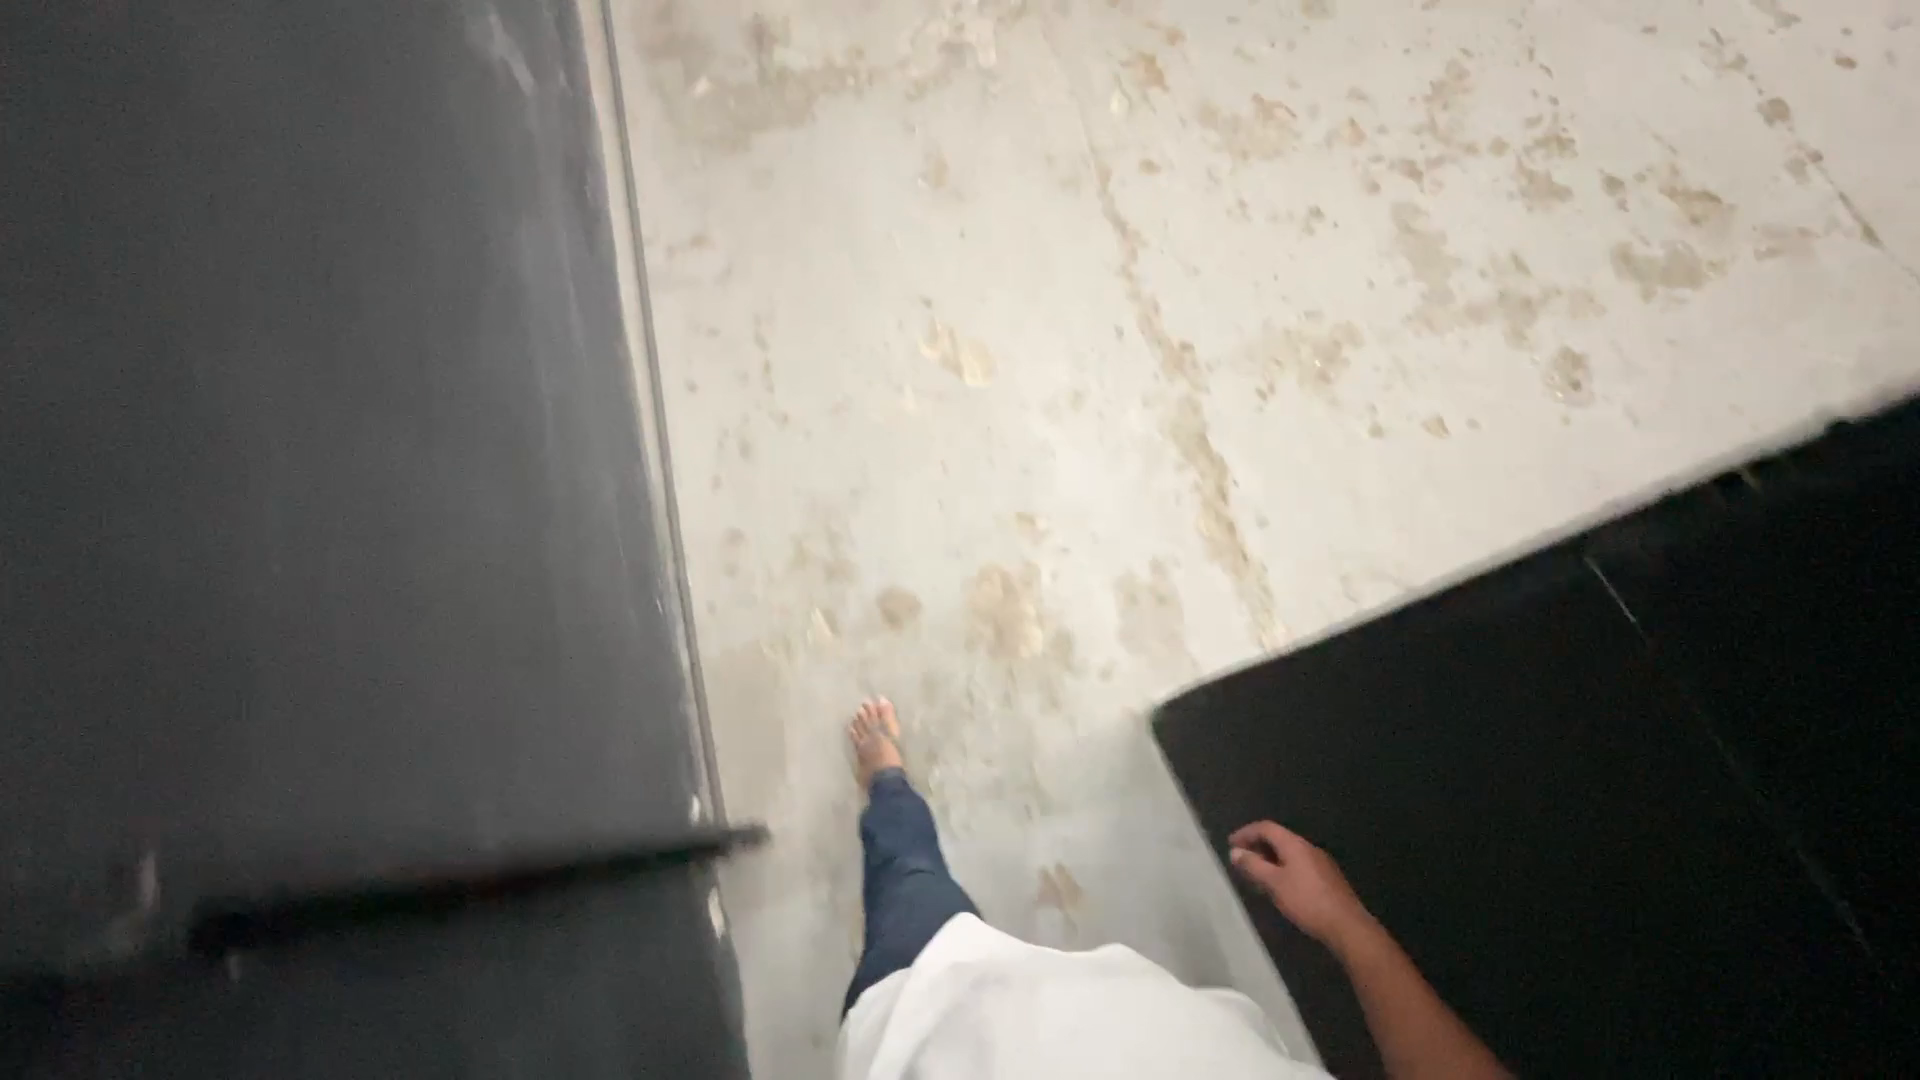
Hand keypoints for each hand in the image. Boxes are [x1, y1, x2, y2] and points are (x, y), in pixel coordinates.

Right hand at [1229, 821, 1377, 951]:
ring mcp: (1321, 863)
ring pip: (1289, 853)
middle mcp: (1308, 848)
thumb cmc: (1307, 901)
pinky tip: (1281, 887)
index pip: (1266, 828)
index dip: (1246, 832)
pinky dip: (1284, 869)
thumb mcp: (1274, 884)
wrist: (1348, 927)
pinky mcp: (1328, 879)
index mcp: (1294, 844)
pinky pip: (1299, 865)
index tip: (1231, 844)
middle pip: (1278, 838)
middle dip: (1257, 846)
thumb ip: (1253, 866)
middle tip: (1242, 860)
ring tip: (1258, 875)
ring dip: (1270, 859)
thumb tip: (1235, 852)